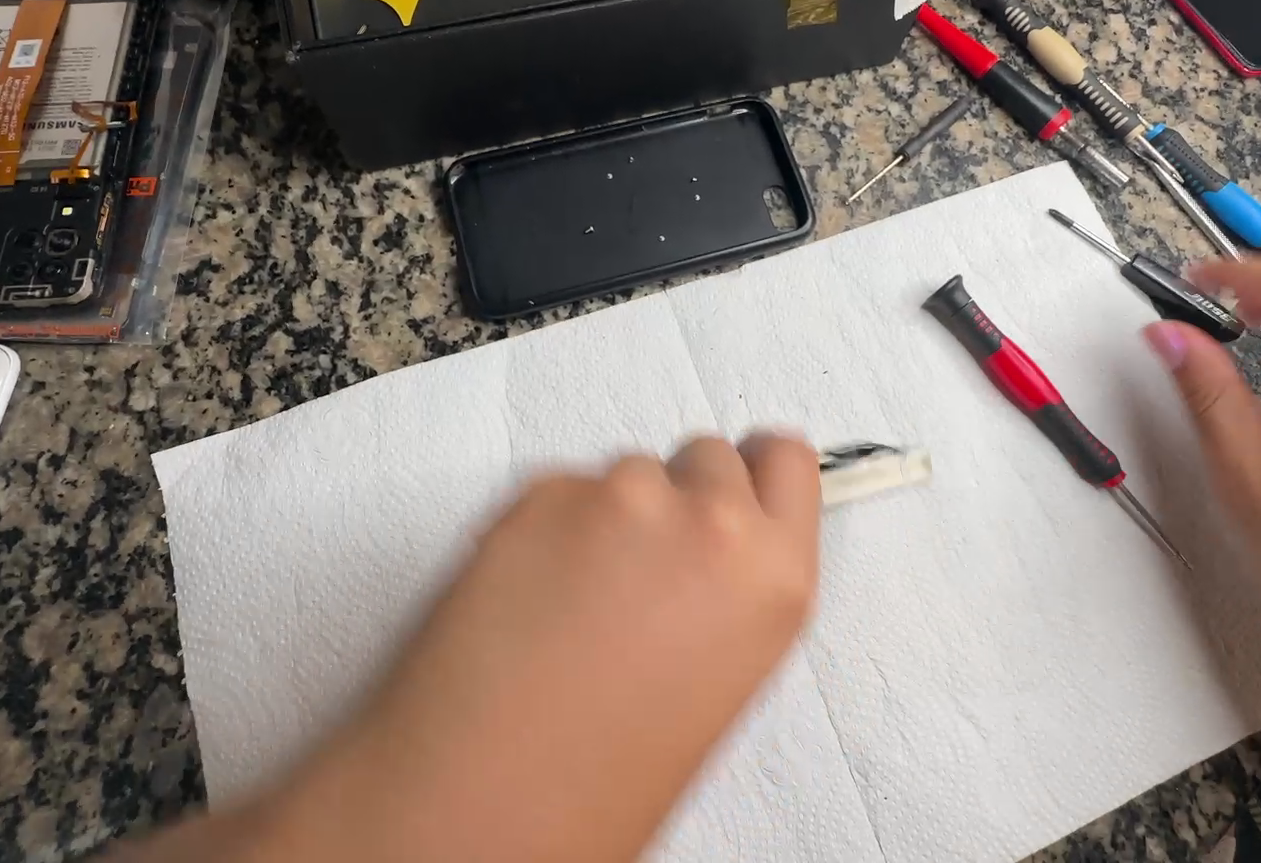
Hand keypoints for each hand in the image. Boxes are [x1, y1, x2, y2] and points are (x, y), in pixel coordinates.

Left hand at [255, 433, 821, 862]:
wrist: (475, 806)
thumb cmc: (594, 784)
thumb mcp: (719, 681)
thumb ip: (731, 587)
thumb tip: (710, 544)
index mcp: (771, 580)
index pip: (785, 458)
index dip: (753, 470)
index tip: (731, 480)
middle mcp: (707, 523)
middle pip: (705, 453)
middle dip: (679, 492)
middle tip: (642, 557)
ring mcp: (620, 497)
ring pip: (629, 470)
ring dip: (609, 513)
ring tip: (574, 596)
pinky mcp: (539, 490)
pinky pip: (561, 485)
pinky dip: (549, 523)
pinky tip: (530, 590)